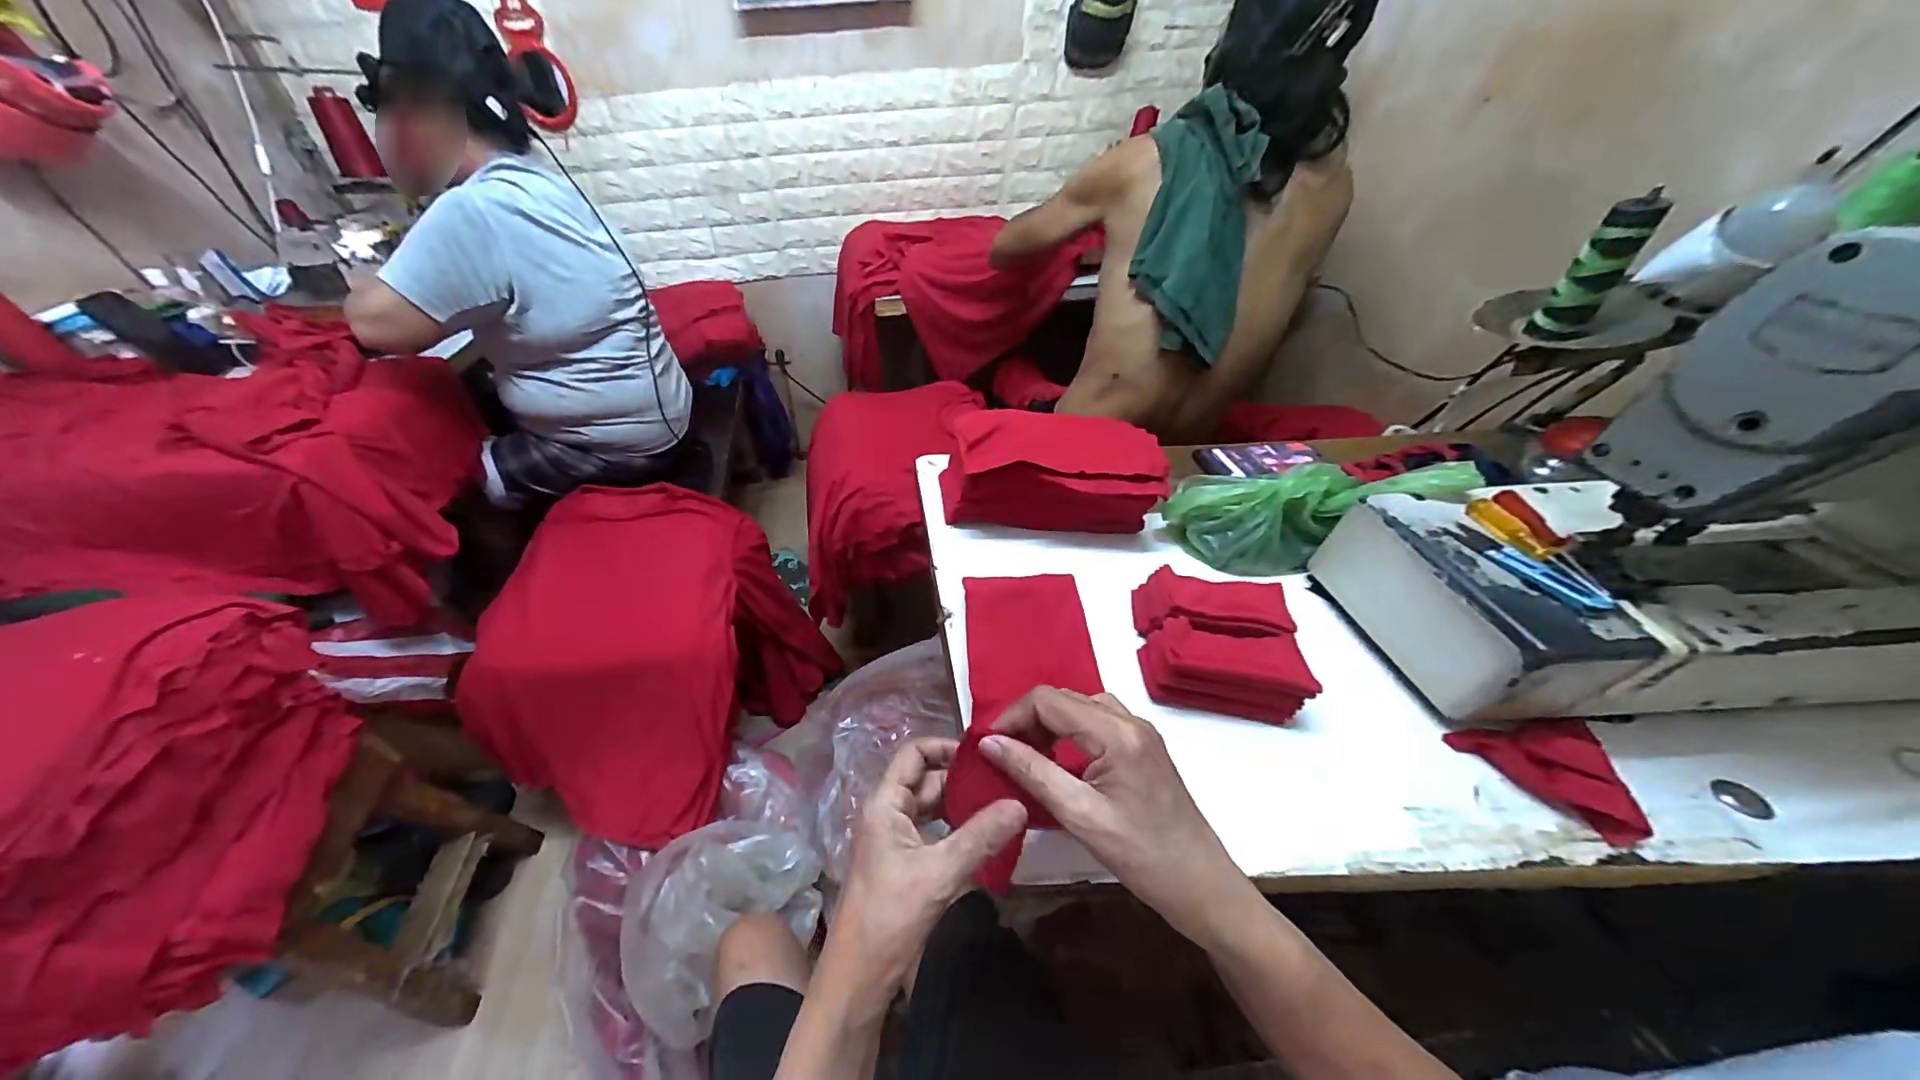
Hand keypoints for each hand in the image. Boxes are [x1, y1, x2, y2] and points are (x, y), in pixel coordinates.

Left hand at [834, 738, 1027, 985]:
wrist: (858, 977)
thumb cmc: (890, 916)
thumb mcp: (939, 873)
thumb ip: (980, 837)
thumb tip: (1019, 804)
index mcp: (886, 803)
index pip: (914, 753)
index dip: (946, 746)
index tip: (984, 754)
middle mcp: (888, 812)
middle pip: (927, 779)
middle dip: (964, 778)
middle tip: (1005, 780)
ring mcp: (896, 838)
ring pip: (933, 807)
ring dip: (963, 804)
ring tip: (1003, 803)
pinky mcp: (905, 862)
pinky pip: (935, 831)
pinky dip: (958, 828)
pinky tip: (987, 835)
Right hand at [980, 687, 1255, 946]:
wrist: (1201, 884)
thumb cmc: (1141, 856)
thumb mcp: (1079, 815)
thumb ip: (1031, 772)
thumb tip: (989, 743)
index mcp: (1115, 733)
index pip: (1048, 700)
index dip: (1012, 716)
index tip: (989, 746)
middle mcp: (1130, 721)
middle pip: (1064, 698)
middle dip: (1028, 720)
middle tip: (1004, 755)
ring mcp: (1140, 732)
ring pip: (1080, 706)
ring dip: (1048, 724)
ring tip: (1026, 756)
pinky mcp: (1144, 747)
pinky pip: (1098, 722)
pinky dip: (1070, 732)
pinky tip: (1059, 761)